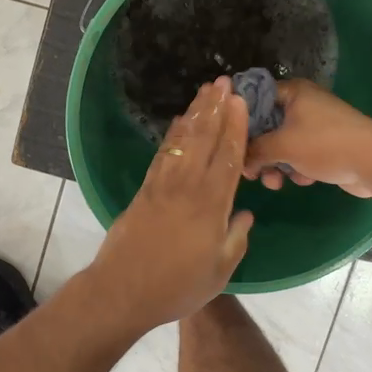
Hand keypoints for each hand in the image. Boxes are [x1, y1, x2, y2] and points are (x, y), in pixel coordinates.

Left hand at [86, 77, 254, 331]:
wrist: (123, 290)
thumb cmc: (177, 287)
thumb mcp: (218, 271)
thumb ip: (236, 239)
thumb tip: (247, 214)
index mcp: (212, 206)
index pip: (228, 158)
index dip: (236, 128)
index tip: (241, 102)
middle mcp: (189, 187)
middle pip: (205, 139)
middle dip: (216, 108)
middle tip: (224, 81)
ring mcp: (164, 185)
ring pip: (183, 141)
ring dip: (196, 113)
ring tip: (206, 90)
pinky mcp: (145, 189)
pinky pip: (163, 153)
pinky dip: (172, 134)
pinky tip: (179, 120)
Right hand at [243, 79, 371, 197]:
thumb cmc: (325, 144)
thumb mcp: (283, 145)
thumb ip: (254, 150)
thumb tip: (238, 159)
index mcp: (291, 92)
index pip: (254, 98)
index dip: (239, 119)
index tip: (227, 140)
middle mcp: (302, 104)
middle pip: (266, 125)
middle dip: (258, 151)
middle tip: (252, 173)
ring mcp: (314, 125)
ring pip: (281, 144)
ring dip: (276, 165)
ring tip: (276, 183)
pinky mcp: (325, 146)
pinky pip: (299, 155)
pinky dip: (296, 168)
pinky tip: (303, 180)